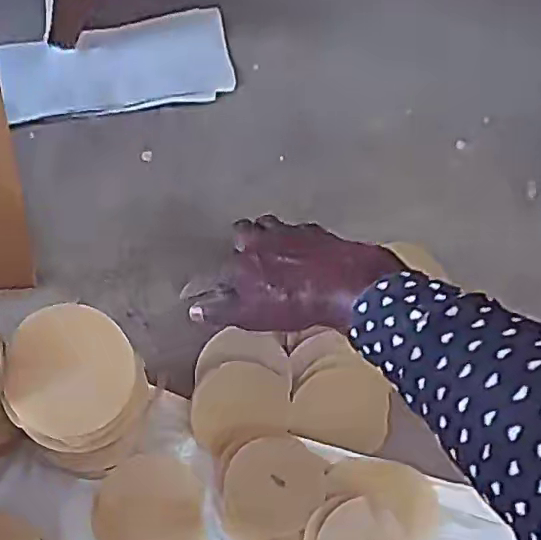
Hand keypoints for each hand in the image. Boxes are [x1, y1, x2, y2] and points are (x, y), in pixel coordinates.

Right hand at [182, 216, 405, 332]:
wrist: (345, 285)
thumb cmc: (293, 304)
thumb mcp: (250, 316)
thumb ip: (221, 310)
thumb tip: (194, 310)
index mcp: (241, 261)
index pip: (218, 268)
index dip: (216, 280)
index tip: (214, 287)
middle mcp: (260, 239)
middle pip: (241, 232)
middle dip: (240, 242)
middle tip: (245, 256)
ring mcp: (289, 231)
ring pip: (268, 223)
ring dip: (266, 233)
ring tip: (270, 247)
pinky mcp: (316, 231)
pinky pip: (298, 229)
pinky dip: (296, 238)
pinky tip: (302, 250)